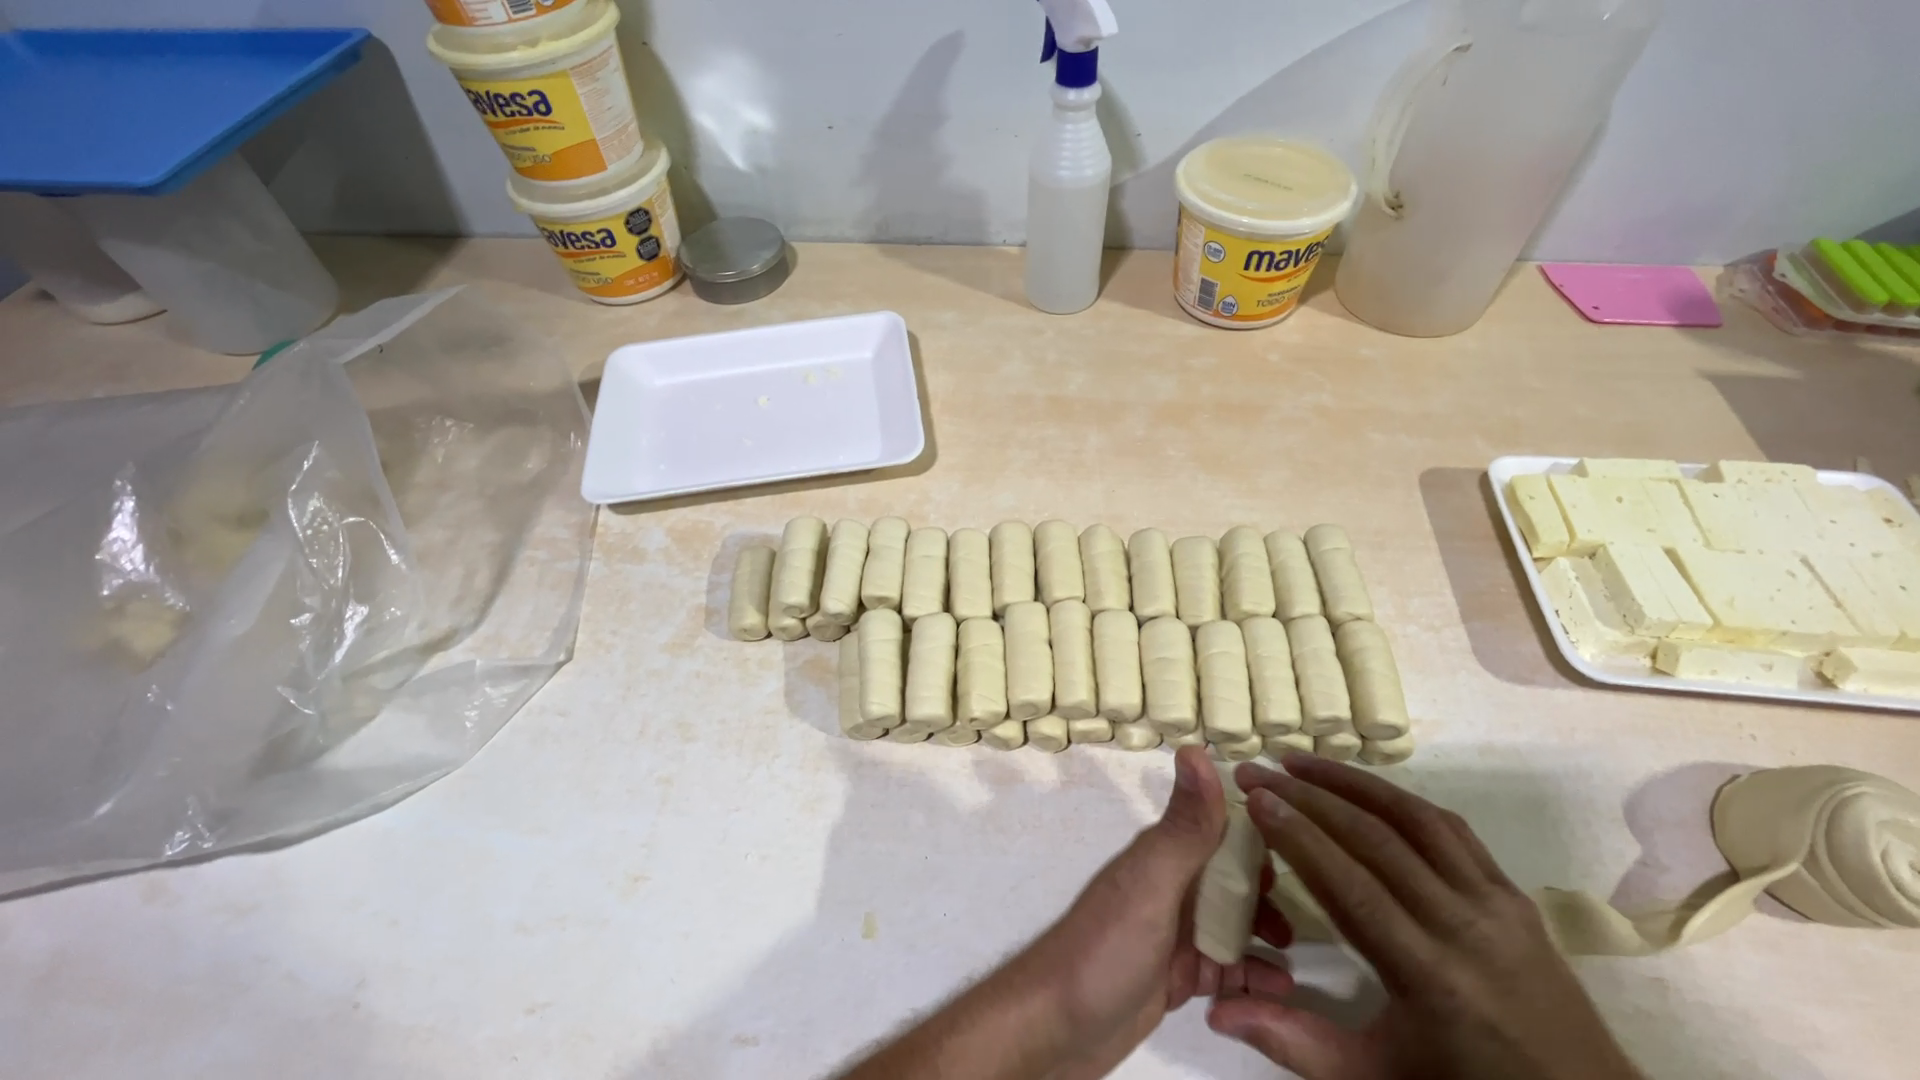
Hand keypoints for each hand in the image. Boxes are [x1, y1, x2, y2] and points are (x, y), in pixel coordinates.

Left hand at [1027, 746, 1296, 1078]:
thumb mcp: (1152, 884)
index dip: (1260, 828)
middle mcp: (1171, 886)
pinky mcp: (1179, 976)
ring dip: (1265, 934)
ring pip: (1235, 923)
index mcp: (1164, 855)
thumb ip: (1183, 827)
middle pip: (1233, 875)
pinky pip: (1227, 969)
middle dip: (1269, 890)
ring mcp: (1175, 933)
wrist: (1058, 1028)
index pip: (1219, 825)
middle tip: (1297, 916)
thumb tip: (1195, 748)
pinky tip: (1278, 991)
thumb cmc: (1105, 948)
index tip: (1308, 841)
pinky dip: (1253, 977)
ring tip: (1290, 957)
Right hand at [1216, 754, 1643, 1079]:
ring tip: (1302, 762)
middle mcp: (1464, 925)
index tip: (1254, 797)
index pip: (1350, 884)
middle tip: (1257, 768)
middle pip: (1377, 839)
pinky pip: (1453, 831)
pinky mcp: (1515, 896)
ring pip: (1417, 819)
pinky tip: (1367, 792)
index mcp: (1428, 975)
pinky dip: (1401, 801)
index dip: (1297, 835)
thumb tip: (1217, 1012)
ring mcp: (1496, 904)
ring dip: (1353, 782)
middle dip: (1308, 796)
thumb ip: (1294, 1042)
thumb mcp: (1373, 1079)